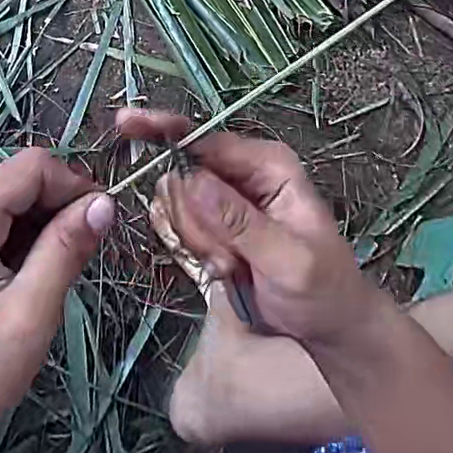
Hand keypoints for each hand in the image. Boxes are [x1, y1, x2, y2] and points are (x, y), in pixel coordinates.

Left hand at [0, 147, 116, 452]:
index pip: (32, 166)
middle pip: (17, 178)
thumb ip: (66, 249)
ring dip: (38, 223)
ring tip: (53, 270)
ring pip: (5, 196)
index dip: (75, 185)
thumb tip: (105, 202)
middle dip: (57, 206)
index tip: (102, 222)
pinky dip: (15, 235)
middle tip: (81, 252)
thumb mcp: (29, 316)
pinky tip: (24, 273)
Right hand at [121, 109, 394, 352]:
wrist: (328, 327)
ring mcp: (224, 197)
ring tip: (237, 265)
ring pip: (178, 205)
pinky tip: (230, 268)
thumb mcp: (288, 260)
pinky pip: (181, 227)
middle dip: (196, 222)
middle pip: (183, 177)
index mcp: (267, 163)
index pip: (204, 137)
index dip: (162, 129)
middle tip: (229, 258)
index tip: (124, 124)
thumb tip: (191, 180)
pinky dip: (198, 251)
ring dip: (200, 242)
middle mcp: (242, 171)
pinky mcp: (212, 222)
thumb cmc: (323, 289)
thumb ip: (240, 222)